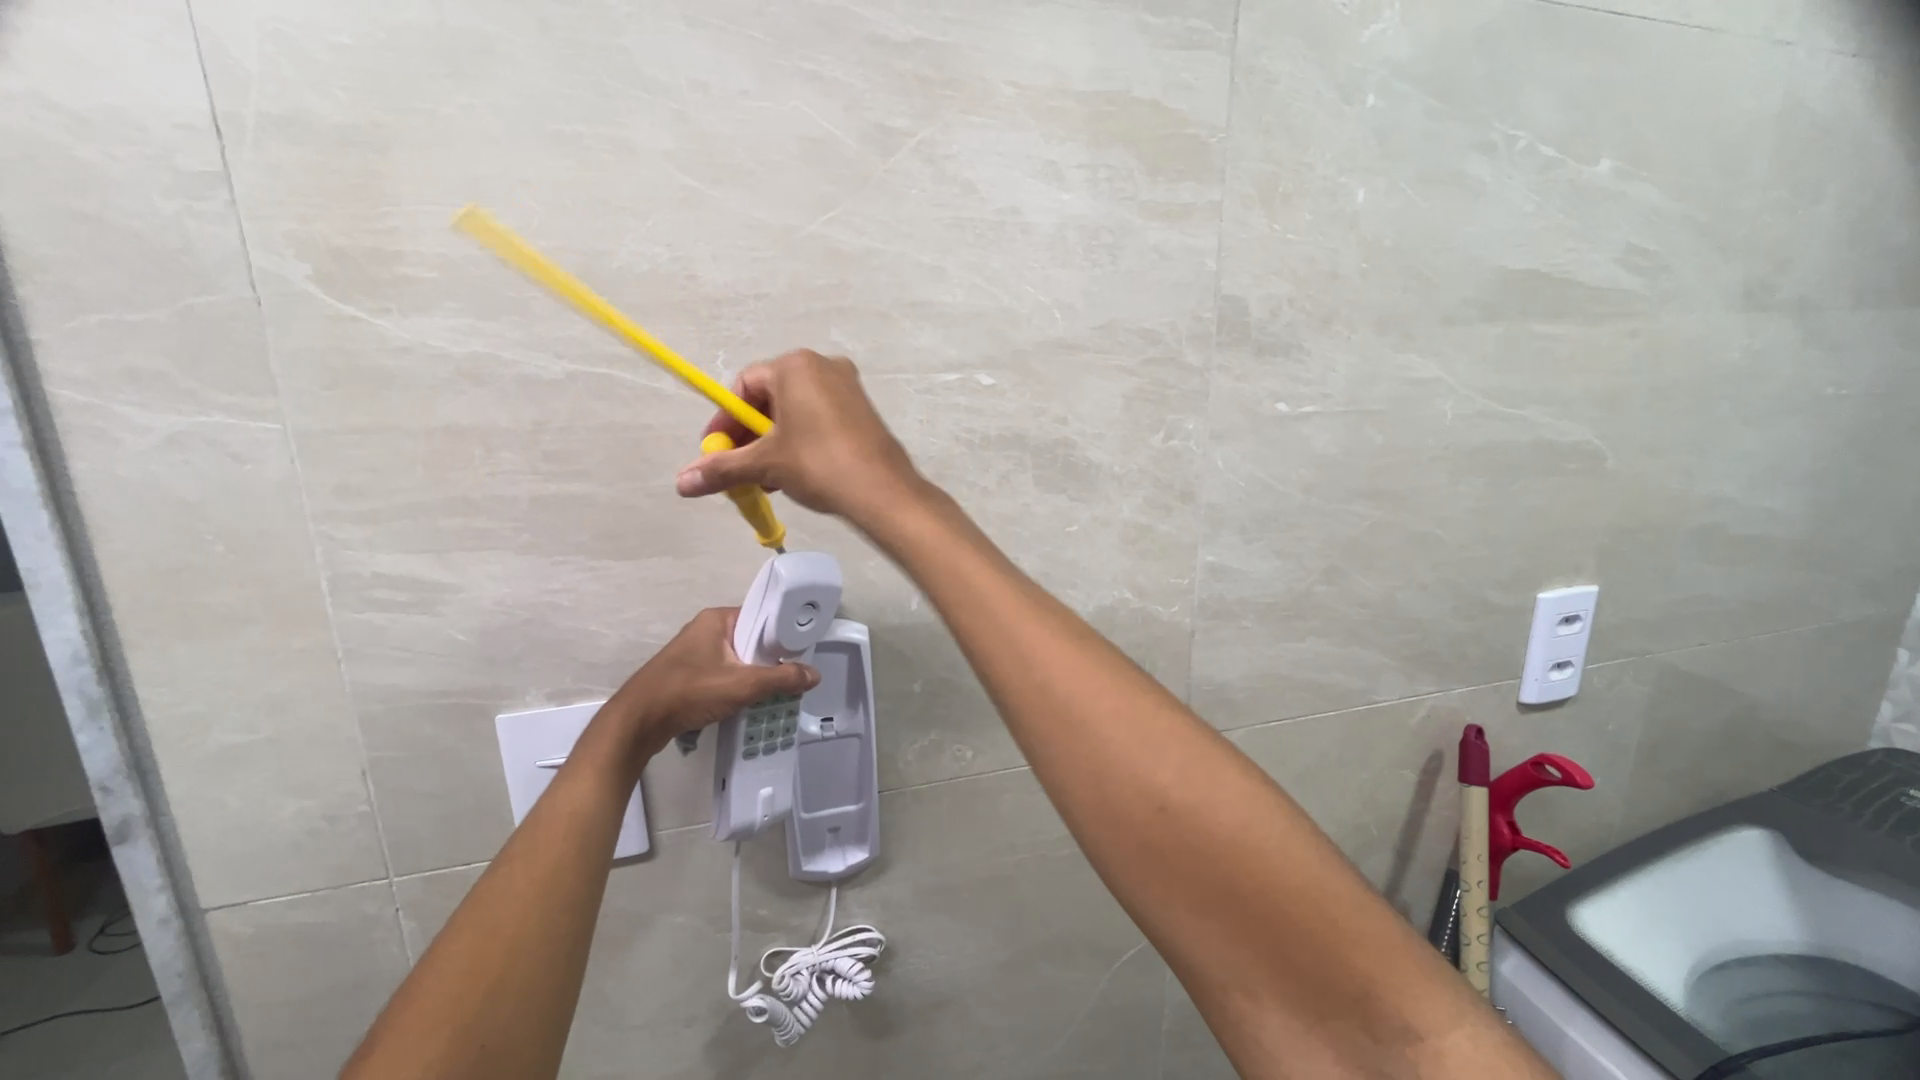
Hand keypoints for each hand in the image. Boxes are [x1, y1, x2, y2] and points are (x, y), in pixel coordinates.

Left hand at [599, 608, 818, 754]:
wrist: (638, 723)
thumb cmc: (688, 692)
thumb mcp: (742, 685)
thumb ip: (781, 679)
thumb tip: (814, 674)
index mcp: (717, 620)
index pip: (761, 617)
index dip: (783, 633)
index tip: (803, 651)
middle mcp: (706, 630)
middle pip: (752, 641)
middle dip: (771, 660)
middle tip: (794, 677)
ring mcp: (695, 654)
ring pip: (738, 661)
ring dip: (755, 677)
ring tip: (777, 693)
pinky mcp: (689, 675)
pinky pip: (724, 675)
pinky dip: (738, 688)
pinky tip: (749, 704)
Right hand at [674, 350, 927, 528]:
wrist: (882, 491)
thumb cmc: (819, 464)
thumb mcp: (765, 465)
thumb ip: (722, 468)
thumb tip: (681, 483)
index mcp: (795, 366)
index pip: (745, 385)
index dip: (725, 420)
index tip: (714, 451)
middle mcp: (823, 366)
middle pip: (770, 398)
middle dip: (749, 435)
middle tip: (737, 468)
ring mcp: (848, 387)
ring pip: (795, 412)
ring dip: (773, 443)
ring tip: (763, 480)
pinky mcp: (862, 411)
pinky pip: (819, 419)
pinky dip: (799, 442)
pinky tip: (792, 475)